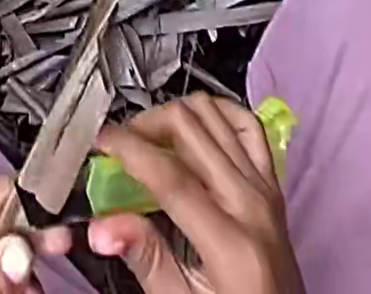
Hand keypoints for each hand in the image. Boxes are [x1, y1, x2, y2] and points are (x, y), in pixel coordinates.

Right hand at [88, 94, 303, 293]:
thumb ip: (145, 258)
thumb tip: (99, 226)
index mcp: (232, 245)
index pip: (170, 174)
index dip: (127, 148)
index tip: (98, 141)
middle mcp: (253, 204)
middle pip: (188, 127)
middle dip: (144, 125)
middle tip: (120, 147)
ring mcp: (265, 187)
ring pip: (211, 113)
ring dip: (173, 115)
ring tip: (150, 141)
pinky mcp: (272, 182)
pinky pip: (245, 123)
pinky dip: (214, 113)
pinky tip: (192, 129)